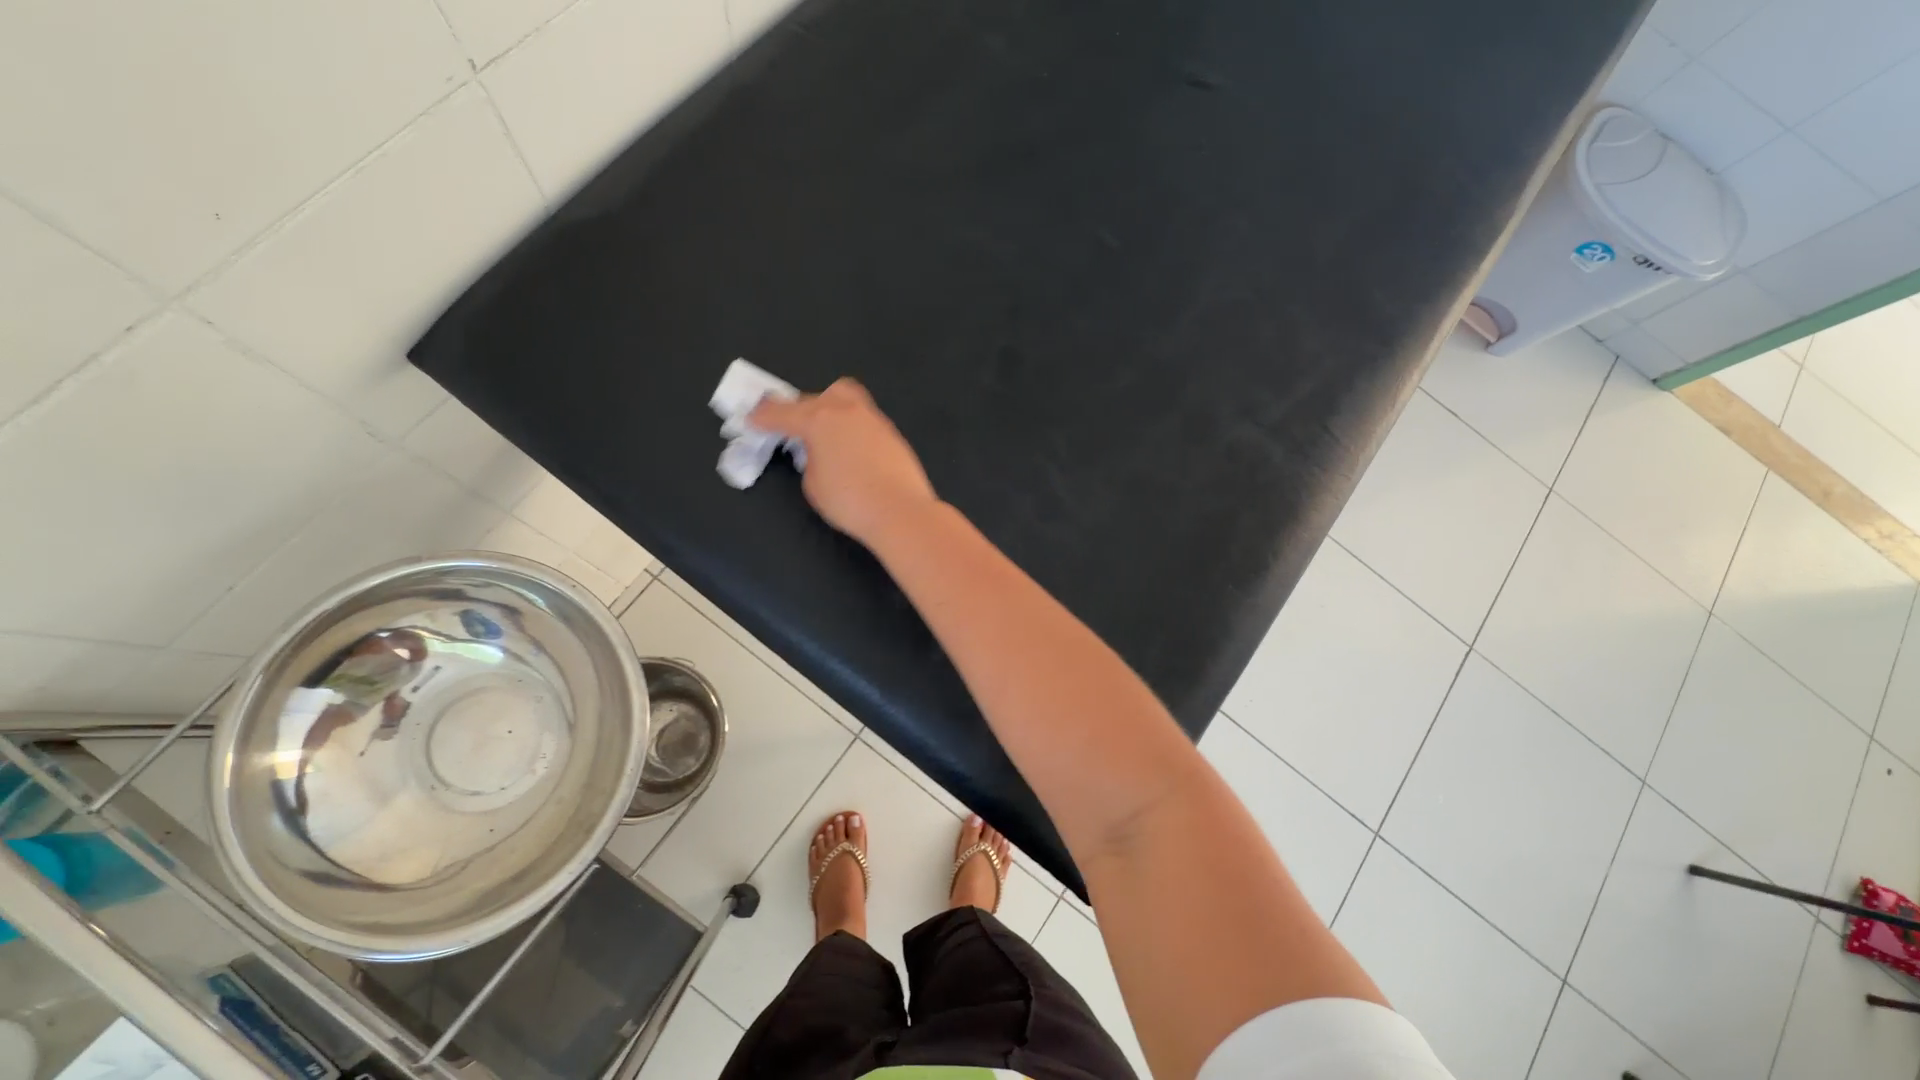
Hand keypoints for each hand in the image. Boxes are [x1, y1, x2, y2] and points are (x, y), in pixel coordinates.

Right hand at [748, 378, 939, 544]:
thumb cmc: (849, 501)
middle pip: (814, 399)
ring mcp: (871, 417)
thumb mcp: (813, 484)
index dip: (764, 417)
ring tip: (819, 427)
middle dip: (796, 410)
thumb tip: (819, 452)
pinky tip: (847, 444)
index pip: (783, 413)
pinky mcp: (890, 431)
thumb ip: (809, 459)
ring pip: (843, 397)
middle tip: (785, 425)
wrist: (901, 510)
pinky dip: (847, 423)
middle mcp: (845, 409)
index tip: (752, 419)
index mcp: (819, 420)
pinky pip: (861, 416)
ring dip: (826, 407)